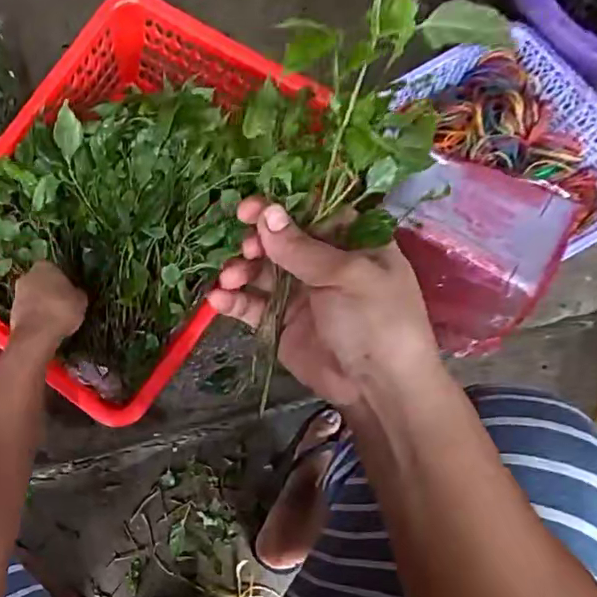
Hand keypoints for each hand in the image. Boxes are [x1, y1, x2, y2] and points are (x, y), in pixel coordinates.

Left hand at [8, 261, 86, 345]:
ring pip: (34, 297)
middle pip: (42, 283)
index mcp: (45, 266)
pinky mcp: (12, 310)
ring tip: (55, 318)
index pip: (57, 270)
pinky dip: (36, 316)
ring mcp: (17, 293)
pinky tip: (45, 326)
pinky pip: (29, 310)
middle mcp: (28, 275)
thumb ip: (78, 293)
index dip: (65, 283)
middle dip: (51, 292)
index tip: (71, 295)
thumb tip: (76, 293)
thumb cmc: (62, 310)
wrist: (36, 334)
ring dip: (42, 305)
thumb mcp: (81, 301)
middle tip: (63, 306)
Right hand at [208, 198, 440, 407]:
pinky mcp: (281, 325)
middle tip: (244, 248)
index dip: (278, 209)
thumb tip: (266, 214)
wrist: (379, 387)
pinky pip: (252, 306)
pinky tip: (217, 300)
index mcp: (350, 242)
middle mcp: (322, 264)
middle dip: (256, 241)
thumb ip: (303, 248)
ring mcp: (300, 295)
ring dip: (240, 270)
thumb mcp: (347, 276)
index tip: (248, 209)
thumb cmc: (378, 320)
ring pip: (260, 272)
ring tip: (229, 278)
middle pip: (279, 241)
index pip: (310, 213)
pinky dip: (234, 301)